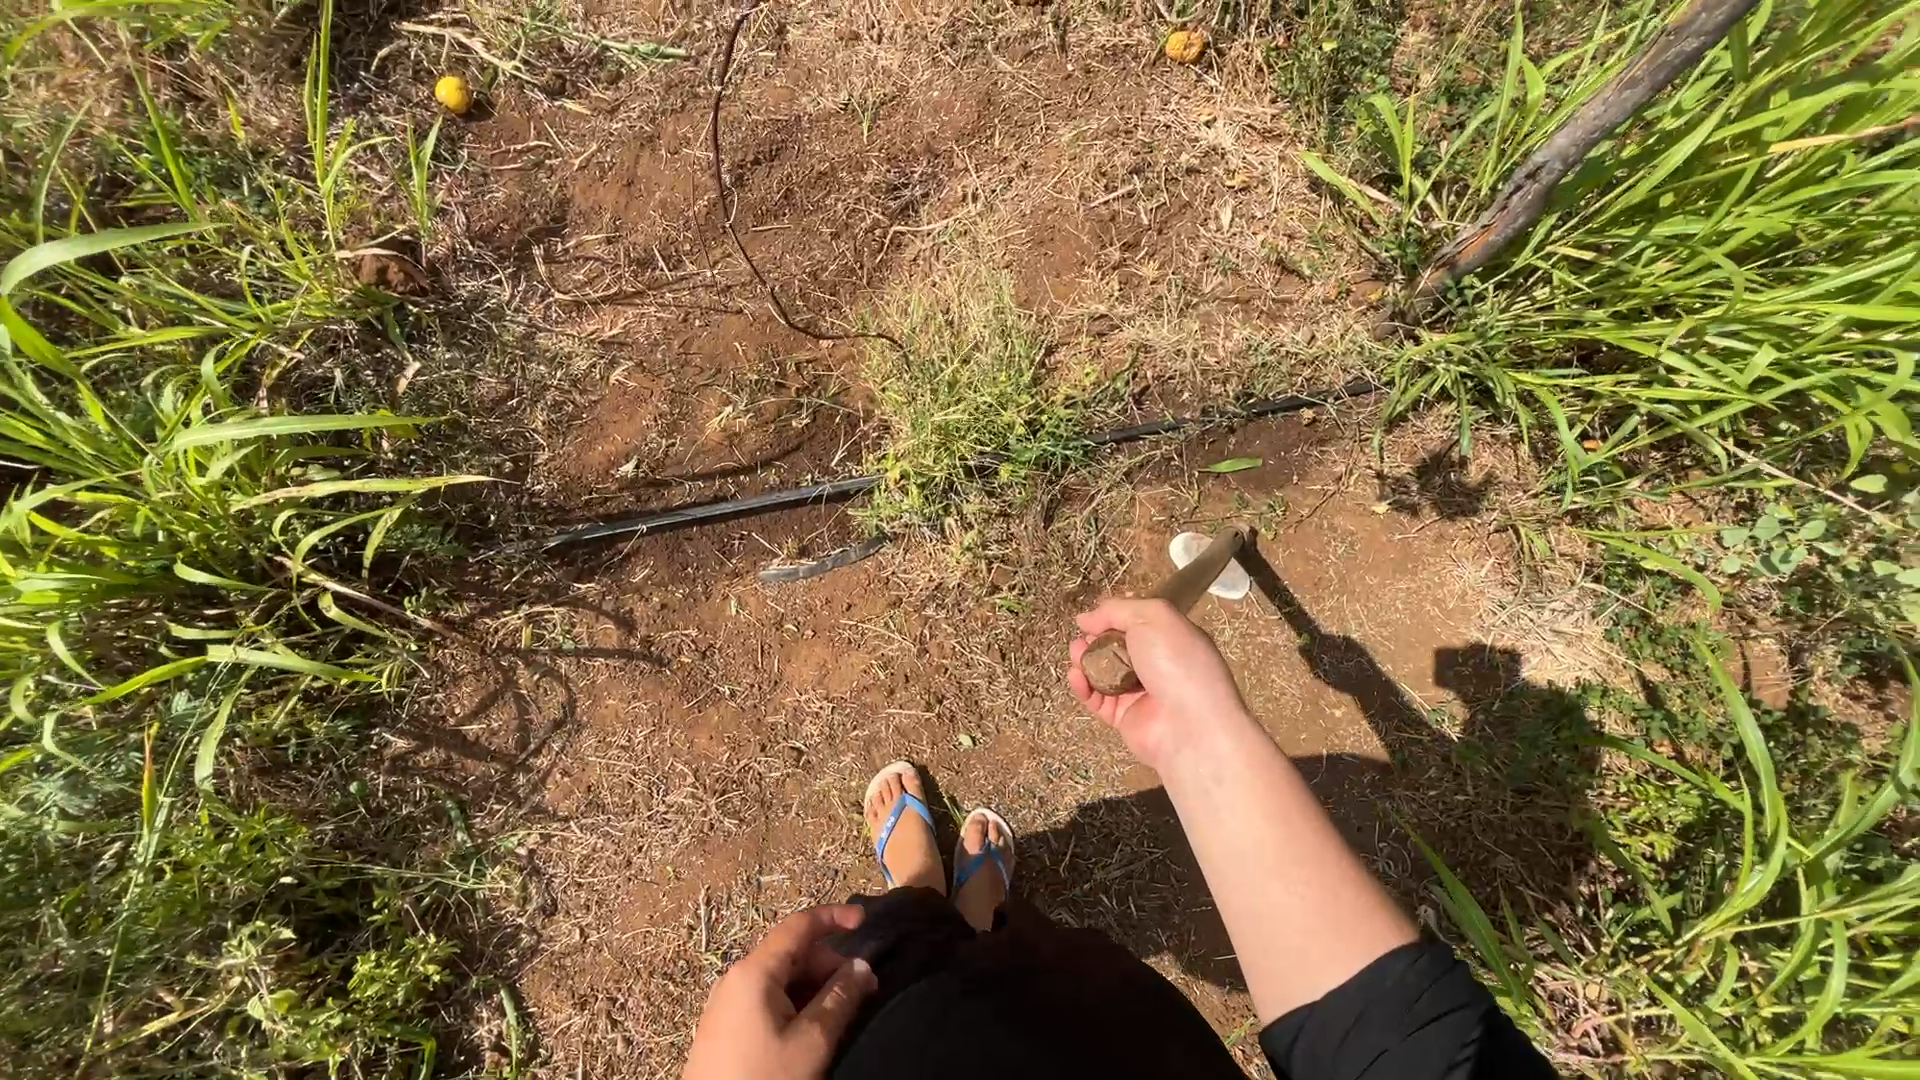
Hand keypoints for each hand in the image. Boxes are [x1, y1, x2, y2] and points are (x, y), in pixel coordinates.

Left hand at [683, 905, 878, 1079]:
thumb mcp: (812, 1042)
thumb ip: (840, 998)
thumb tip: (861, 966)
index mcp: (754, 972)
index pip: (799, 925)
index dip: (834, 917)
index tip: (865, 921)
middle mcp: (735, 978)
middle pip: (791, 953)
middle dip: (829, 964)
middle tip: (863, 989)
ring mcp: (725, 1005)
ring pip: (780, 979)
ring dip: (814, 987)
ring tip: (840, 1013)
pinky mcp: (723, 1029)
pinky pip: (765, 1000)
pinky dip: (795, 1003)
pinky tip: (811, 1029)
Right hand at [1067, 597, 1249, 768]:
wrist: (1189, 725)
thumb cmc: (1178, 663)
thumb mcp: (1152, 617)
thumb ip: (1117, 610)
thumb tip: (1085, 618)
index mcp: (1172, 637)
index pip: (1140, 620)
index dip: (1116, 615)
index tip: (1096, 614)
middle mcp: (1158, 664)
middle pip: (1117, 645)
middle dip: (1096, 637)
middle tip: (1083, 635)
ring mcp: (1140, 692)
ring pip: (1103, 671)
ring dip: (1085, 659)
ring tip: (1075, 652)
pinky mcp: (1124, 717)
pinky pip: (1097, 699)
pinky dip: (1083, 686)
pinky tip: (1076, 676)